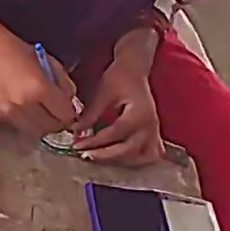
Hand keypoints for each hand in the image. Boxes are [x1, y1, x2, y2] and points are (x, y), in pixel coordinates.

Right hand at [0, 25, 76, 135]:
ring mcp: (9, 112)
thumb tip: (70, 101)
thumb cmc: (18, 51)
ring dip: (42, 125)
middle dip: (58, 121)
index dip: (70, 113)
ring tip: (42, 114)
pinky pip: (19, 127)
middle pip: (51, 127)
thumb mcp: (48, 61)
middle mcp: (24, 104)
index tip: (69, 108)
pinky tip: (25, 110)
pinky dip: (26, 123)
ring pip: (35, 132)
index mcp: (40, 89)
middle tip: (57, 113)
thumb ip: (64, 83)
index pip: (64, 114)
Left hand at [71, 51, 164, 165]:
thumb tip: (75, 131)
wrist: (134, 70)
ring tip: (98, 157)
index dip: (95, 141)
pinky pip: (148, 155)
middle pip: (129, 150)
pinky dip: (135, 160)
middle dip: (105, 155)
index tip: (77, 144)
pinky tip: (118, 161)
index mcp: (139, 113)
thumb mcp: (102, 93)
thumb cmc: (118, 78)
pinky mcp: (153, 134)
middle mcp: (150, 126)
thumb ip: (90, 114)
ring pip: (140, 157)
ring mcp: (154, 132)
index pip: (116, 133)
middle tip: (84, 154)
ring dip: (119, 161)